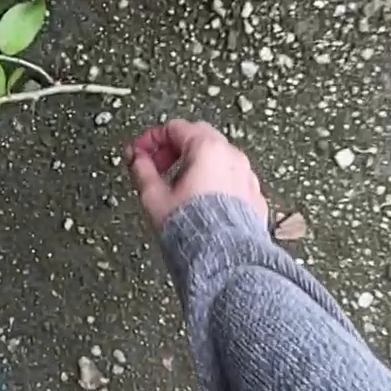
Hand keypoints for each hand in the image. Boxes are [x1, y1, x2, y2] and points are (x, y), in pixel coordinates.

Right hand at [125, 119, 267, 231]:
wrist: (226, 262)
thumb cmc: (193, 230)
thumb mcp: (154, 197)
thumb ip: (141, 170)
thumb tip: (135, 157)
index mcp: (207, 149)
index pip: (174, 128)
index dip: (151, 140)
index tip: (138, 154)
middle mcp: (232, 157)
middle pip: (198, 138)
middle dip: (174, 149)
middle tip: (156, 168)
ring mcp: (247, 177)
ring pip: (218, 158)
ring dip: (195, 165)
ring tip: (177, 190)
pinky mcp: (255, 197)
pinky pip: (231, 180)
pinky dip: (214, 183)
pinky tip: (201, 205)